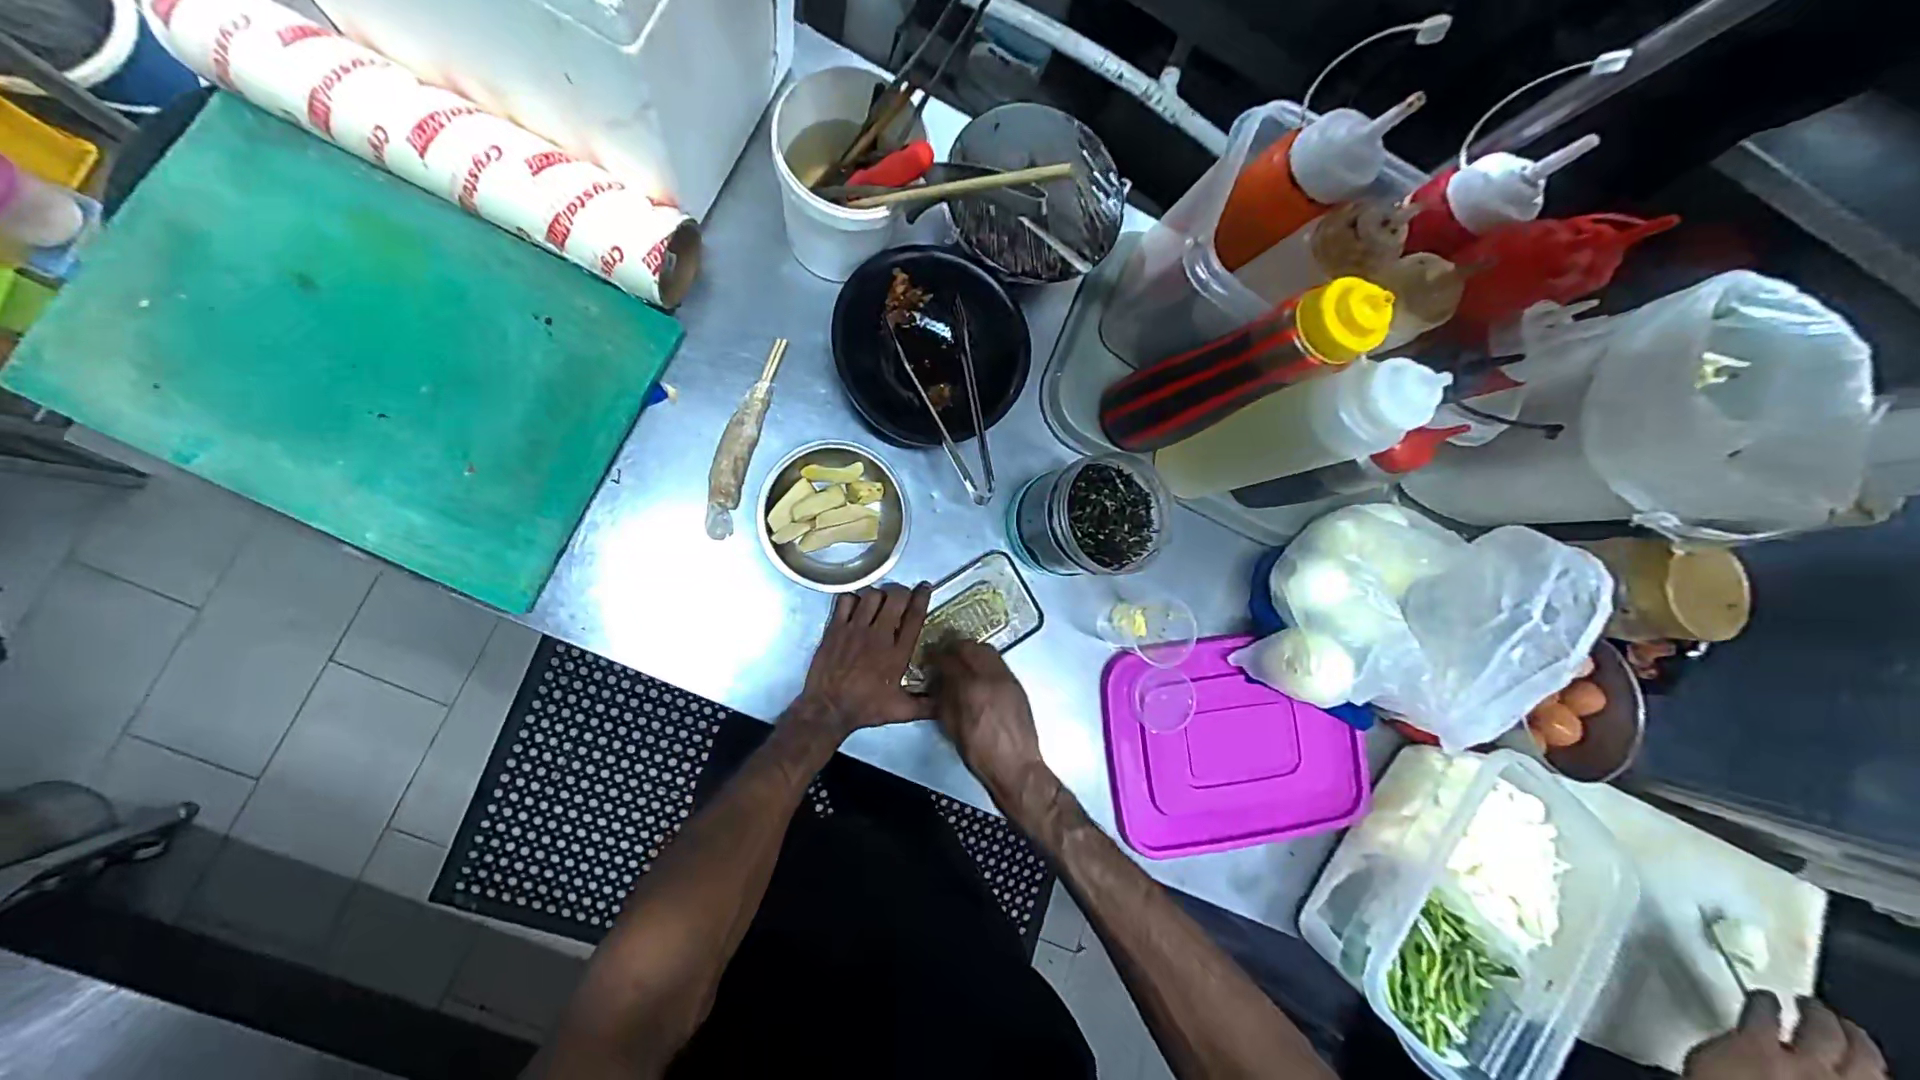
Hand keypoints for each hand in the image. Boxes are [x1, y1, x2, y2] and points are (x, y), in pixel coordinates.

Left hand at [791, 584, 930, 738]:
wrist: (828, 709)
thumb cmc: (865, 708)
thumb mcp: (901, 711)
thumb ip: (926, 706)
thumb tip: (946, 703)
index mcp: (898, 653)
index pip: (915, 616)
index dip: (922, 597)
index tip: (924, 587)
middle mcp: (879, 636)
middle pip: (895, 598)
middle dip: (901, 592)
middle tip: (901, 597)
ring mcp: (855, 629)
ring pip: (871, 595)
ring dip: (879, 595)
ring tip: (879, 602)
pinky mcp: (835, 628)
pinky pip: (846, 600)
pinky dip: (853, 598)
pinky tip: (855, 607)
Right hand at [929, 643, 1056, 816]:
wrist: (1016, 766)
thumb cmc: (980, 753)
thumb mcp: (952, 726)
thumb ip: (944, 698)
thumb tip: (938, 681)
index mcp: (970, 689)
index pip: (948, 660)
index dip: (935, 656)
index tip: (930, 658)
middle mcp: (990, 677)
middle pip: (969, 647)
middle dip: (953, 647)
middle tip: (944, 653)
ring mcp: (1006, 678)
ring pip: (986, 650)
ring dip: (971, 650)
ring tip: (961, 659)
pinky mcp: (1017, 684)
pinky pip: (998, 661)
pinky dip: (985, 659)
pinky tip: (978, 670)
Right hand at [1684, 993, 1885, 1079]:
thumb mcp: (1708, 1062)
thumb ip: (1730, 1047)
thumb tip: (1740, 1040)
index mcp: (1757, 1048)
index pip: (1764, 1009)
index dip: (1765, 1000)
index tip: (1766, 997)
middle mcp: (1805, 1067)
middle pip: (1822, 1030)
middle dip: (1819, 1013)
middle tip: (1813, 1004)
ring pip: (1865, 1061)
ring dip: (1857, 1040)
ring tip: (1850, 1030)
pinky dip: (1874, 1074)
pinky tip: (1871, 1070)